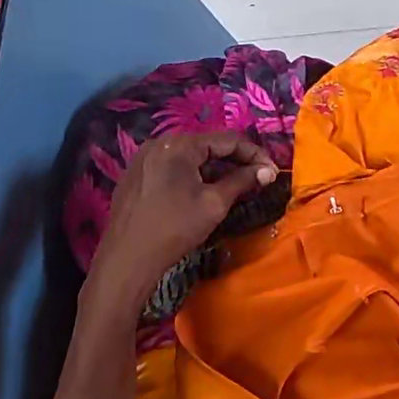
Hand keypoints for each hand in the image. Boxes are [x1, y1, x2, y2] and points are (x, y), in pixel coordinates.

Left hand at [89, 132, 277, 302]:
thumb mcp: (214, 204)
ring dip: (213, 168)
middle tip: (256, 178)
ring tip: (234, 186)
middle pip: (206, 145)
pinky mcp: (135, 174)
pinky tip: (201, 192)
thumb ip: (242, 181)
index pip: (227, 139)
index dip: (254, 153)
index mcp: (180, 144)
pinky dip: (191, 174)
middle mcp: (159, 142)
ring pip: (188, 156)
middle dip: (234, 160)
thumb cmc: (174, 228)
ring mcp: (144, 157)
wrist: (126, 259)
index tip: (271, 171)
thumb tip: (266, 170)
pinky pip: (171, 166)